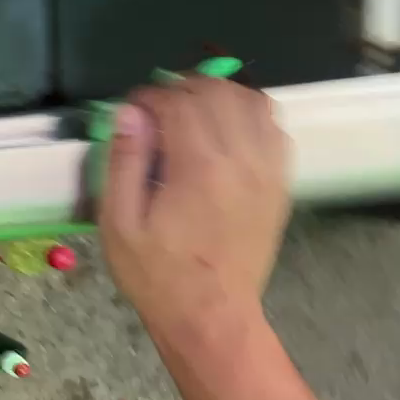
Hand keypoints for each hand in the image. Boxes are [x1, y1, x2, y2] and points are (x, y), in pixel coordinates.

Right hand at [99, 77, 290, 338]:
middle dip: (182, 87)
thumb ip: (124, 163)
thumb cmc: (155, 272)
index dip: (149, 96)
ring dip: (217, 94)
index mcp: (198, 169)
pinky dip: (245, 114)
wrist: (211, 312)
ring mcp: (268, 170)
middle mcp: (242, 160)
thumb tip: (129, 113)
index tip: (128, 108)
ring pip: (252, 102)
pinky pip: (273, 127)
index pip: (179, 103)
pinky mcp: (280, 182)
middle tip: (154, 105)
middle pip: (219, 93)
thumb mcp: (118, 222)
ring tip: (187, 110)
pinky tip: (220, 129)